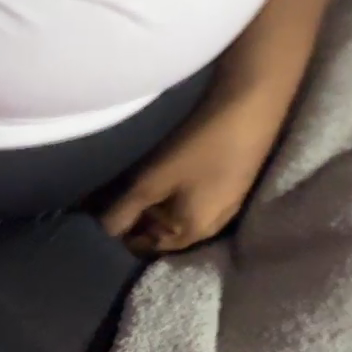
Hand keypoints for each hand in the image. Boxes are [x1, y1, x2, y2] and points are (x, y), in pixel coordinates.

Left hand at [102, 98, 284, 255]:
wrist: (254, 103)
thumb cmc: (198, 149)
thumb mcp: (148, 186)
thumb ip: (119, 216)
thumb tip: (98, 236)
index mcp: (194, 232)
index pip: (145, 248)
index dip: (119, 238)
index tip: (97, 222)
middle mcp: (213, 225)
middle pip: (159, 232)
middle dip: (133, 222)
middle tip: (106, 205)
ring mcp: (225, 204)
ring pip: (173, 215)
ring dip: (148, 207)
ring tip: (126, 191)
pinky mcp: (229, 185)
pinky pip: (189, 200)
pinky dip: (167, 195)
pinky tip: (153, 179)